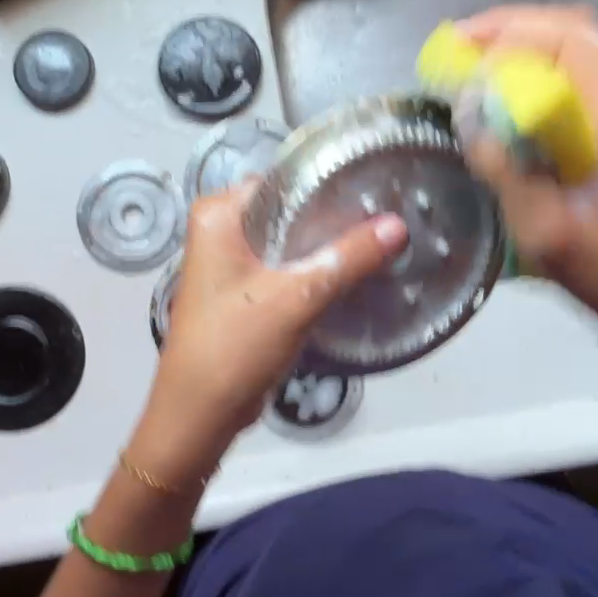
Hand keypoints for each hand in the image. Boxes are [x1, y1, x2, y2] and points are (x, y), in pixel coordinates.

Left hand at [130, 182, 405, 483]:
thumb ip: (347, 259)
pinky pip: (287, 267)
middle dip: (333, 216)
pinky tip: (357, 271)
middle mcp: (220, 229)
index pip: (283, 180)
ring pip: (290, 240)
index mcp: (218, 214)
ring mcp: (231, 261)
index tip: (377, 186)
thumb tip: (398, 225)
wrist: (199, 416)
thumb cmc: (234, 348)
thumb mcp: (295, 299)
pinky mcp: (245, 290)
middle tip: (388, 214)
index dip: (328, 183)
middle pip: (289, 209)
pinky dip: (316, 270)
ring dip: (327, 246)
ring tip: (383, 239)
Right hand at [458, 5, 597, 350]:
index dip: (508, 39)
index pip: (567, 42)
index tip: (460, 60)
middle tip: (455, 46)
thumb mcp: (542, 230)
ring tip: (472, 57)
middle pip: (574, 28)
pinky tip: (506, 78)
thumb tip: (465, 116)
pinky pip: (584, 63)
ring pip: (579, 39)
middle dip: (509, 28)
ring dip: (523, 41)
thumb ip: (503, 169)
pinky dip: (540, 60)